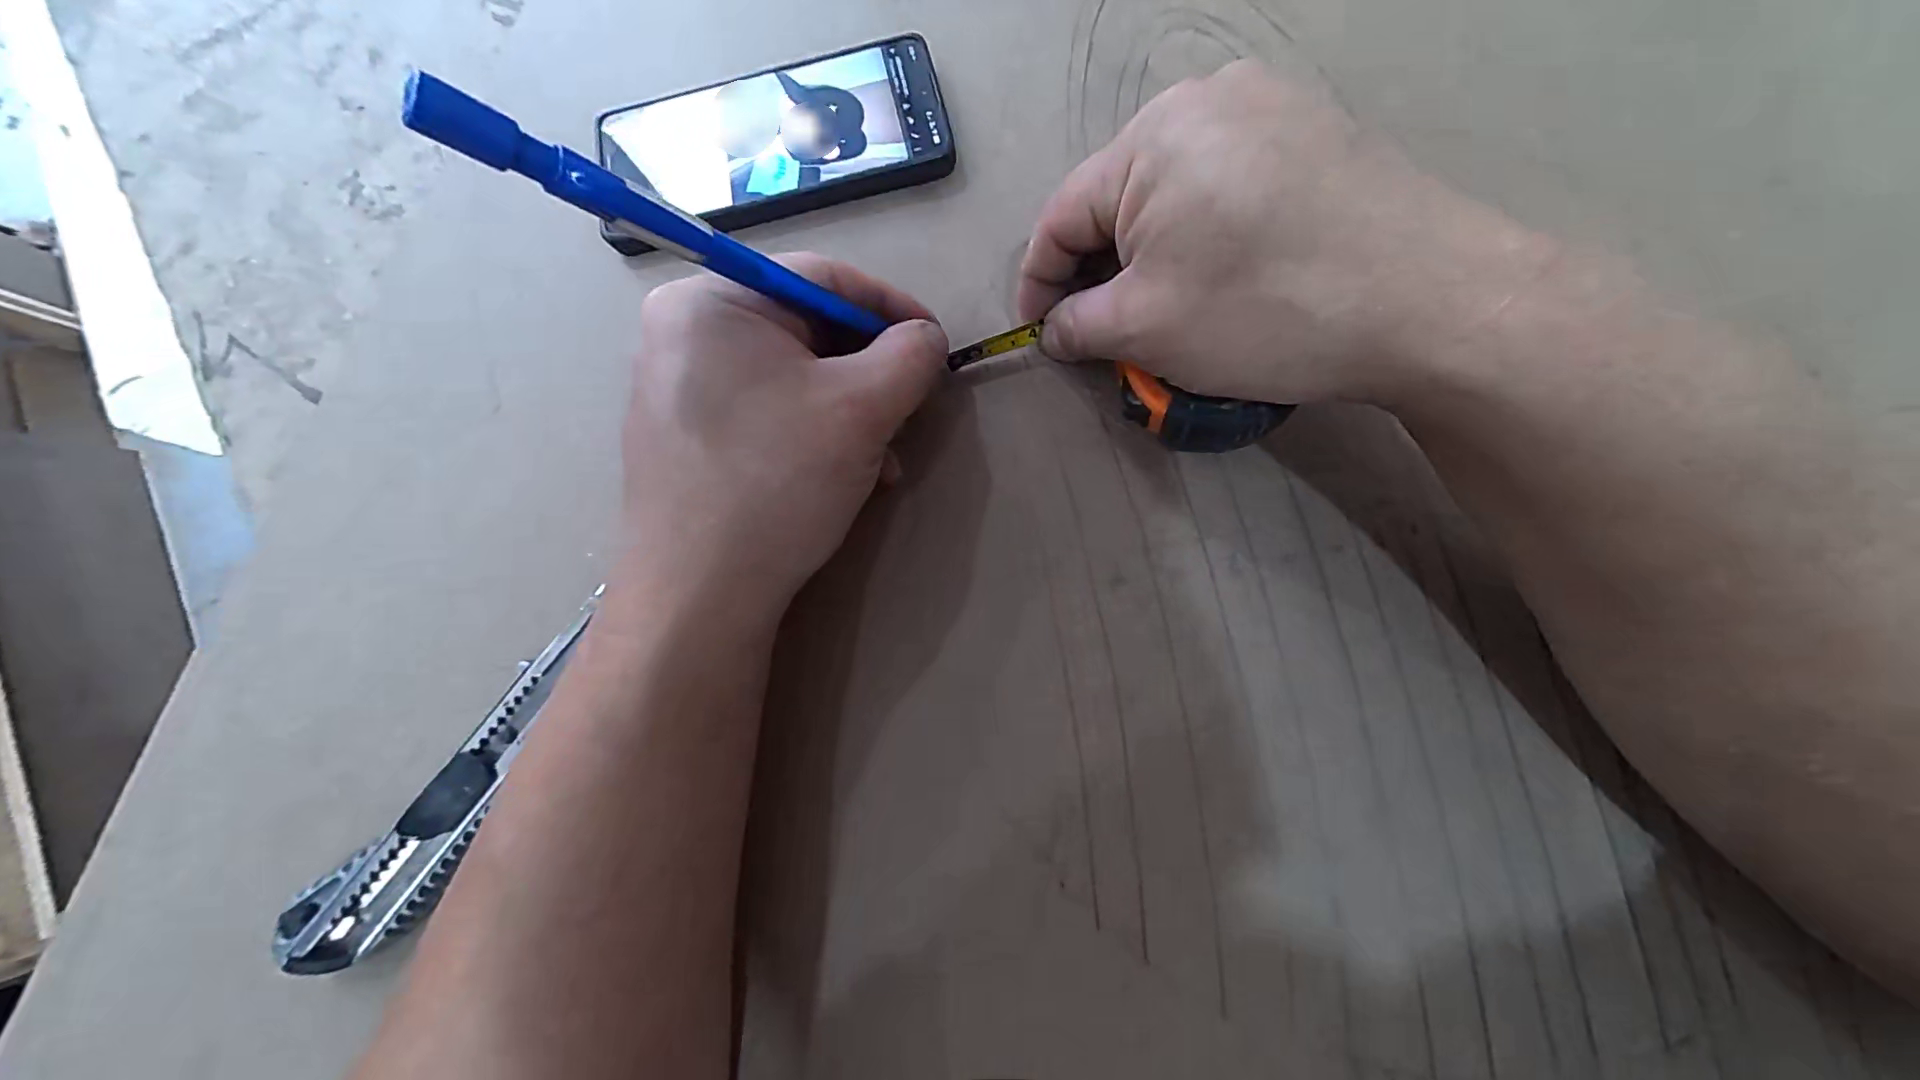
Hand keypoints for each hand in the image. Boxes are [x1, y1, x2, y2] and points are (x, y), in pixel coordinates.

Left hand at [611, 255, 946, 624]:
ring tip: (883, 461)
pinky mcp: (688, 440)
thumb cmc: (777, 482)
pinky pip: (768, 415)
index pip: (821, 279)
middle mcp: (682, 335)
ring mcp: (678, 391)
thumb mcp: (861, 409)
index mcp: (710, 303)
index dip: (890, 305)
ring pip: (793, 380)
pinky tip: (845, 478)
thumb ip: (909, 356)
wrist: (701, 593)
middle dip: (870, 375)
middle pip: (806, 332)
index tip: (935, 341)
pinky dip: (816, 437)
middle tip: (909, 409)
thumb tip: (926, 338)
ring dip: (851, 414)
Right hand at [1017, 59, 1556, 407]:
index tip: (1036, 334)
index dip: (1037, 282)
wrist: (1429, 302)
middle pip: (1116, 202)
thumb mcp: (1146, 328)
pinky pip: (1223, 188)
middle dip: (1097, 272)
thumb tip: (1051, 329)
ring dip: (1147, 258)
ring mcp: (1267, 110)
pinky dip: (1198, 238)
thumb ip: (1077, 325)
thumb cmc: (1264, 312)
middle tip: (1098, 331)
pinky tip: (1212, 278)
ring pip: (1170, 196)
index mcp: (1151, 139)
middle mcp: (1205, 104)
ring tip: (1155, 312)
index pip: (1060, 216)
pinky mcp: (1310, 134)